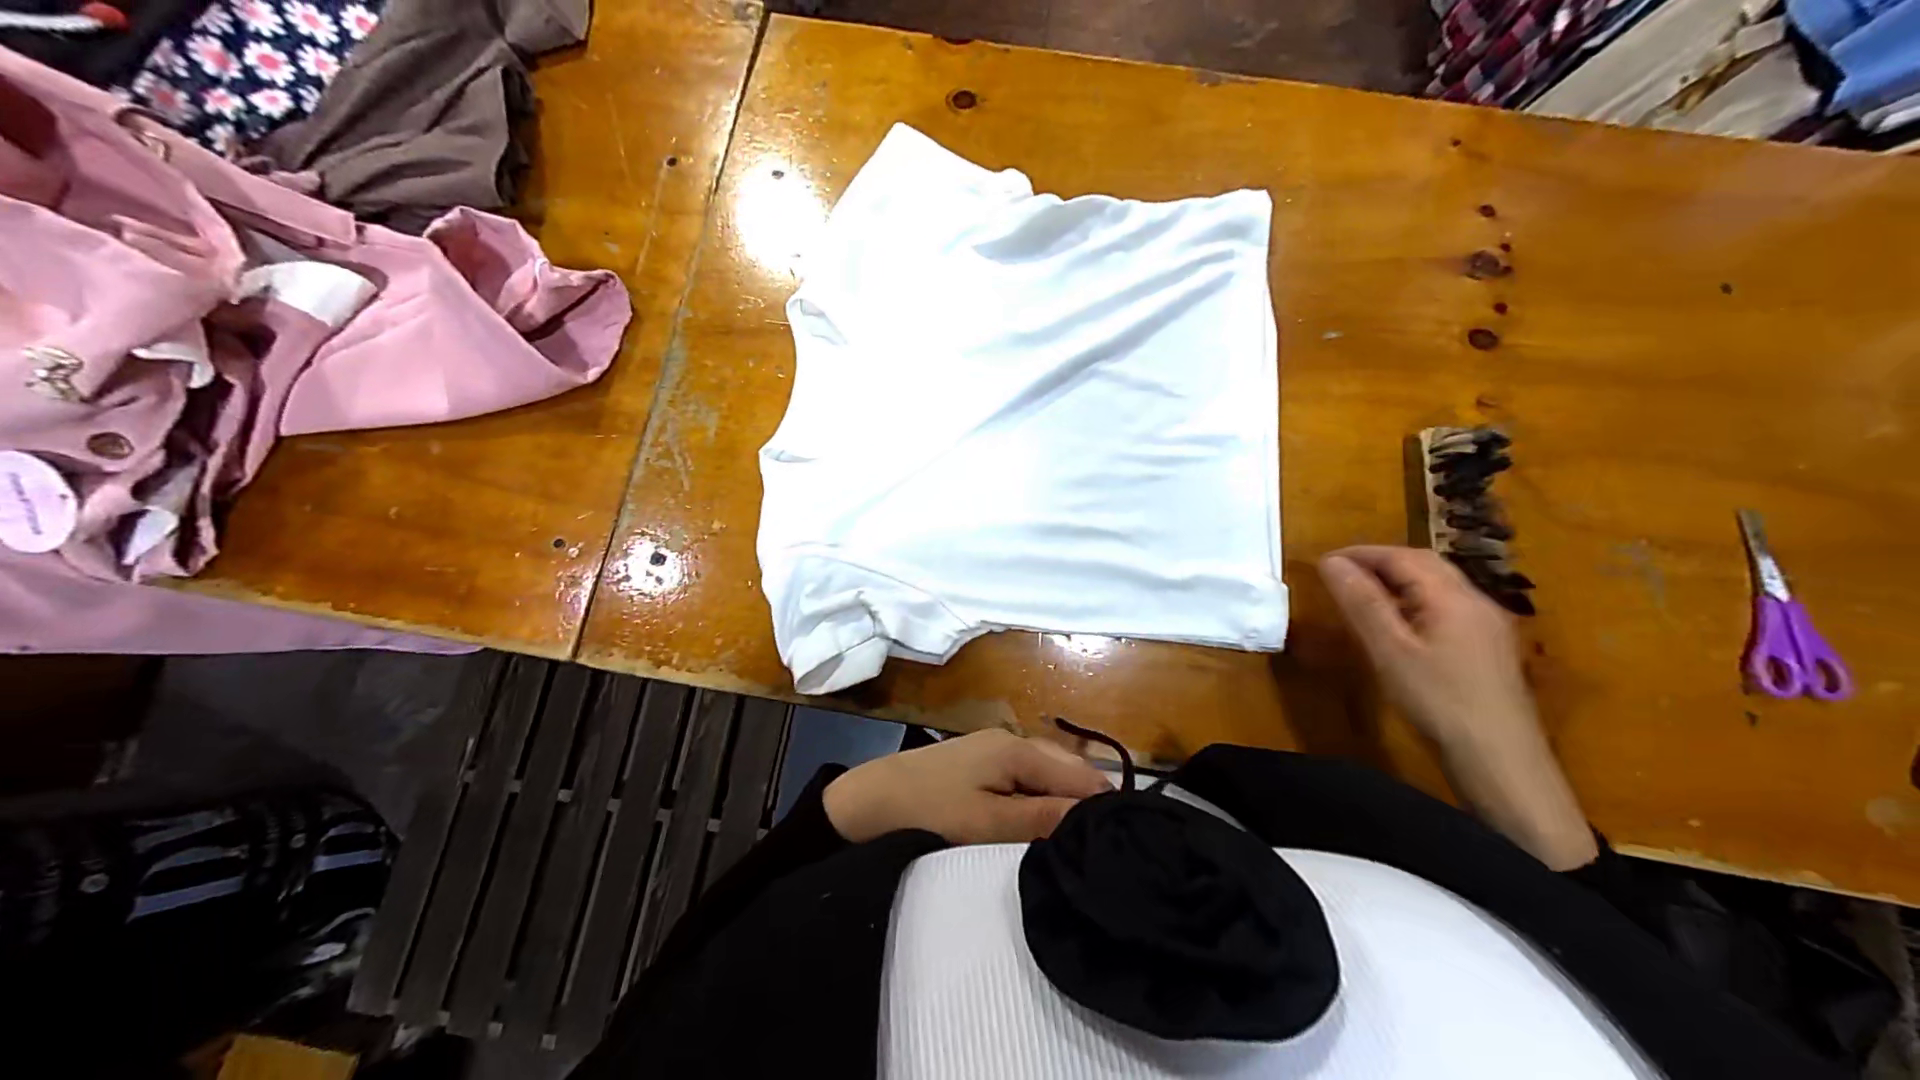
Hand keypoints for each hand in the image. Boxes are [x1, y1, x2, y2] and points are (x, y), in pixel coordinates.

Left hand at [823, 730, 1111, 843]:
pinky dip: (1042, 795)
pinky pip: (1028, 775)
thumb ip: (1042, 817)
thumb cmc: (930, 811)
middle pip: (1071, 769)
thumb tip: (1097, 816)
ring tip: (1076, 840)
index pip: (1083, 776)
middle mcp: (1015, 740)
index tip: (1118, 845)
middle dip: (1089, 802)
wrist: (869, 800)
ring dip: (1066, 800)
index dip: (1104, 808)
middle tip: (1100, 847)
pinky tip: (1042, 821)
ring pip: (1050, 771)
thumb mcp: (988, 823)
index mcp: (1020, 750)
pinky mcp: (983, 762)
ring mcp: (997, 748)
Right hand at [1319, 545, 1597, 869]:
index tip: (1323, 562)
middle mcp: (1475, 602)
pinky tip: (1398, 624)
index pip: (1402, 556)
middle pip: (1425, 565)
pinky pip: (1446, 607)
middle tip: (1340, 573)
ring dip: (1397, 580)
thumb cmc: (1438, 700)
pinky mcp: (1489, 649)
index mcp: (1452, 596)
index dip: (1361, 553)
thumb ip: (1361, 603)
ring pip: (1438, 586)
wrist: (1500, 759)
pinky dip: (1413, 601)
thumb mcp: (1389, 650)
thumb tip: (1331, 562)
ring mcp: (1487, 626)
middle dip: (1380, 561)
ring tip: (1361, 594)